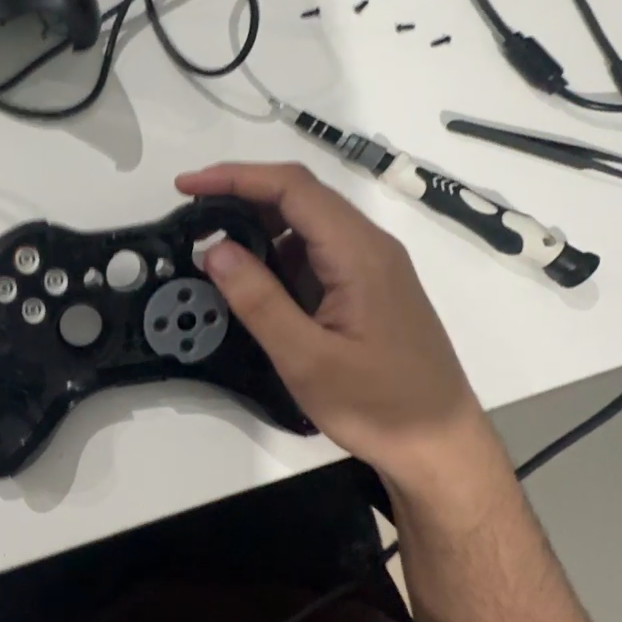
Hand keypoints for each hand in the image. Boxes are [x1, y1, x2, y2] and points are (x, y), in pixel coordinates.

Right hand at [176, 163, 495, 487]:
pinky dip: (274, 256)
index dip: (235, 177)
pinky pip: (314, 254)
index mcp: (358, 253)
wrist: (437, 443)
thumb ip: (258, 300)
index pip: (293, 188)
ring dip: (255, 228)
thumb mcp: (306, 358)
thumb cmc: (377, 403)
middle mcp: (368, 247)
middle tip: (188, 219)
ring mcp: (369, 268)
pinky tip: (249, 282)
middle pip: (300, 196)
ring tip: (209, 252)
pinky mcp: (364, 289)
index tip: (185, 186)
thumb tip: (213, 249)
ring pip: (306, 224)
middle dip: (239, 196)